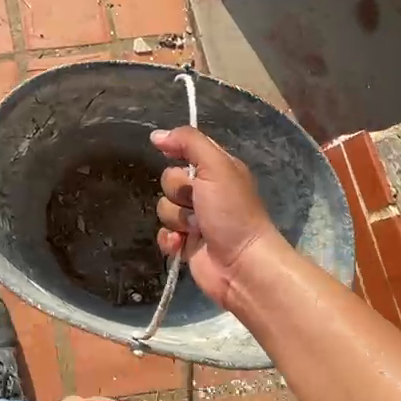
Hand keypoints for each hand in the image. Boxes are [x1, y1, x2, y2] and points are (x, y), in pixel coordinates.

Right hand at [152, 126, 277, 306]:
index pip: (186, 149)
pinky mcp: (186, 244)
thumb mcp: (216, 166)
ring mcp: (195, 220)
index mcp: (217, 170)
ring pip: (164, 207)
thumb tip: (157, 135)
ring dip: (176, 218)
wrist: (243, 265)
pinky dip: (170, 239)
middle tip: (196, 201)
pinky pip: (163, 233)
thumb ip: (188, 142)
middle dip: (178, 191)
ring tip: (196, 229)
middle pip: (169, 179)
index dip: (176, 151)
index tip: (169, 154)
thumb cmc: (232, 211)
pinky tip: (181, 244)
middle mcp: (205, 192)